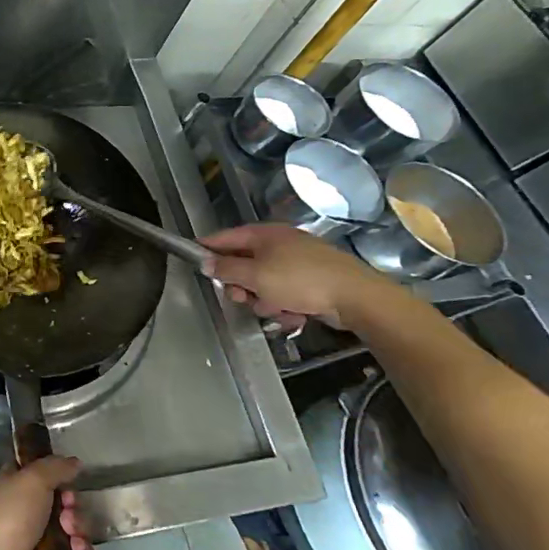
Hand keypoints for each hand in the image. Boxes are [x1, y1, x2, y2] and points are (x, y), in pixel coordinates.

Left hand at [0, 456, 93, 549]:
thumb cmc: (9, 517)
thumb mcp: (30, 479)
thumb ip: (55, 467)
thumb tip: (74, 462)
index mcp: (13, 486)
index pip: (39, 473)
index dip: (56, 472)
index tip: (68, 475)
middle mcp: (25, 512)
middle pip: (63, 501)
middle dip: (72, 504)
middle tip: (68, 509)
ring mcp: (39, 543)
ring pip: (74, 529)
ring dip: (79, 529)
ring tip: (71, 535)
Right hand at [200, 223, 399, 329]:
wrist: (355, 297)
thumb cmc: (300, 281)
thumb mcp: (255, 276)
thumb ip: (226, 268)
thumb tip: (206, 262)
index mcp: (264, 234)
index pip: (225, 237)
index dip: (207, 248)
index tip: (193, 261)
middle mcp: (280, 243)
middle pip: (243, 263)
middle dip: (240, 284)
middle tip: (241, 297)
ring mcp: (297, 262)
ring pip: (263, 282)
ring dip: (263, 299)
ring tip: (275, 309)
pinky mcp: (311, 280)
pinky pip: (284, 292)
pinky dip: (284, 304)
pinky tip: (293, 315)